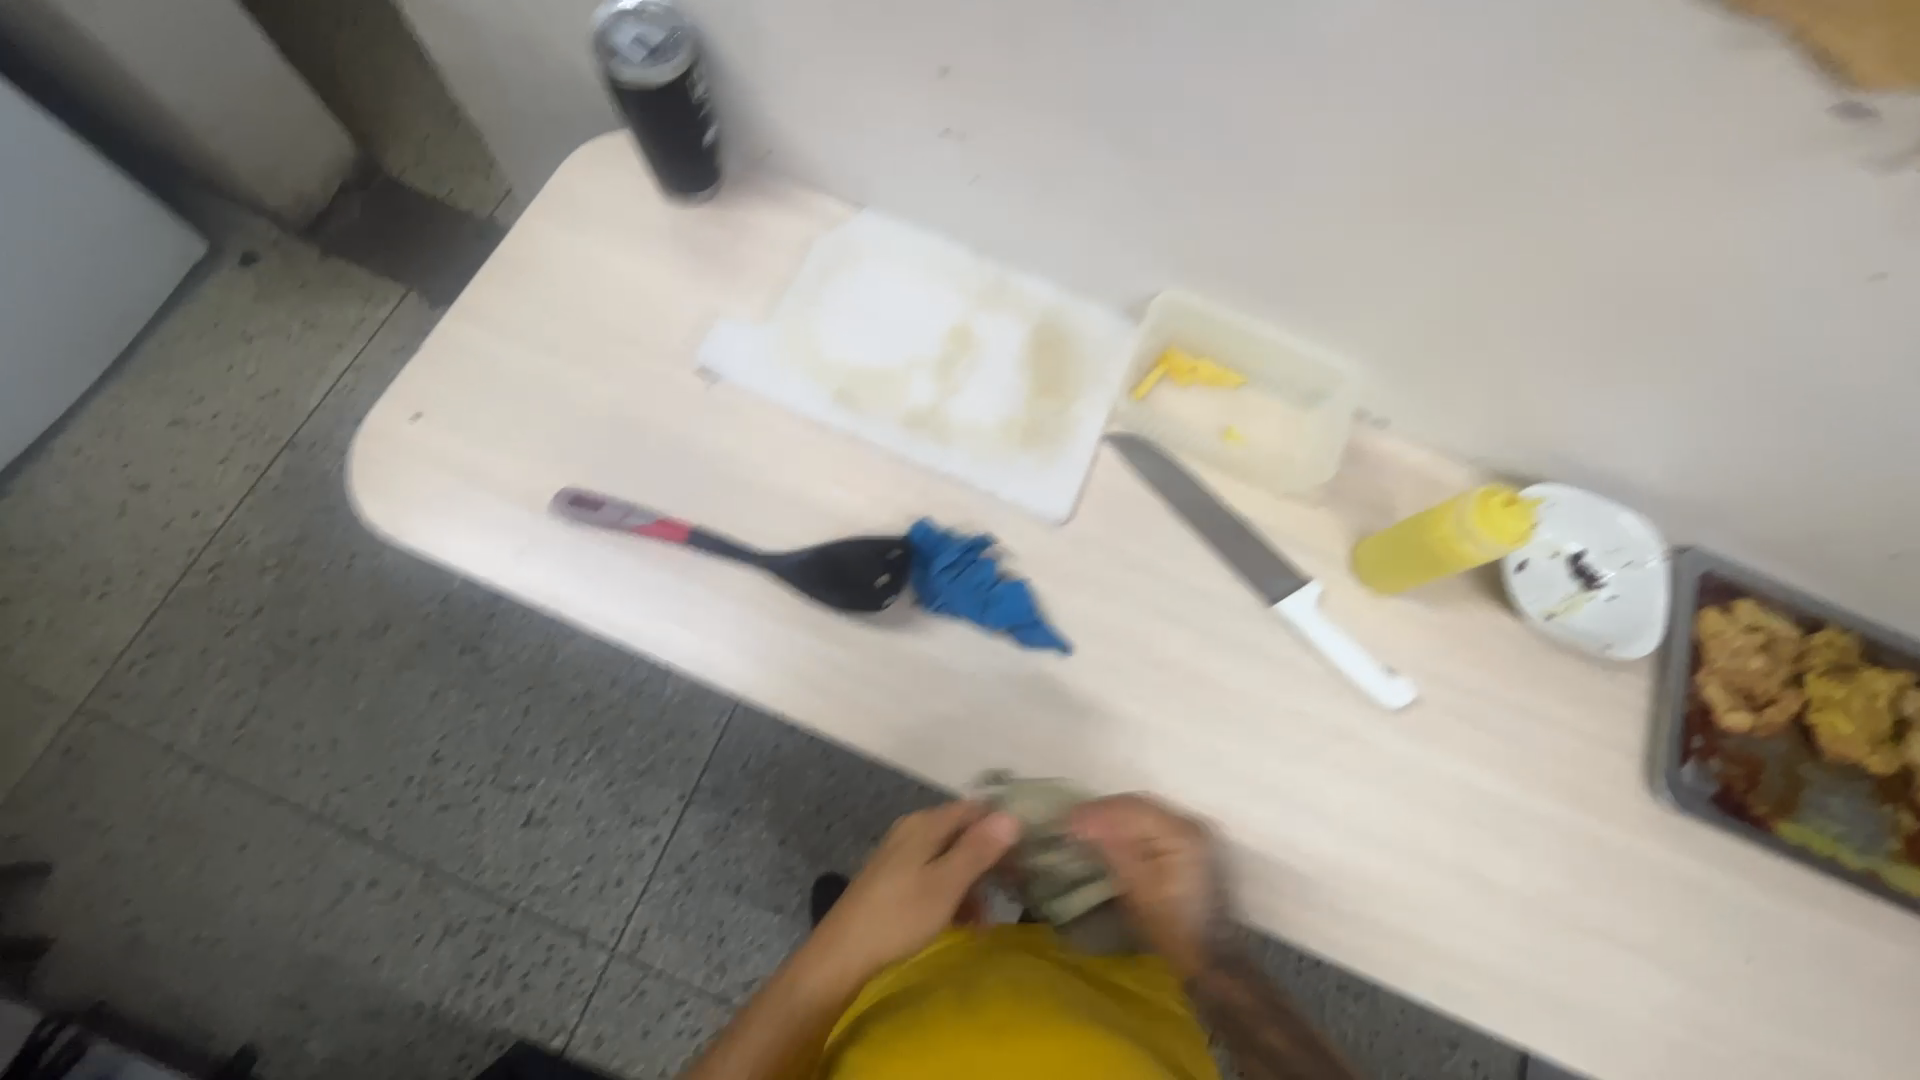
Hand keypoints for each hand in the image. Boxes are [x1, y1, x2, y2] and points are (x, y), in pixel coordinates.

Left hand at [801, 800, 1019, 987]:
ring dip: (972, 883)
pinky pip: (934, 877)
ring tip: (987, 916)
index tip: (1028, 851)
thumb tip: (1011, 815)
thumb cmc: (899, 916)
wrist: (842, 955)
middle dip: (989, 859)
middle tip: (1014, 886)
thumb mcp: (946, 885)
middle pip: (962, 833)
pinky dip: (952, 894)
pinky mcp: (894, 880)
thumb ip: (978, 849)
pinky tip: (963, 922)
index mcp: (925, 824)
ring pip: (949, 858)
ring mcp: (901, 855)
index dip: (1002, 825)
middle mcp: (913, 831)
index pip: (975, 809)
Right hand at [1072, 793, 1234, 978]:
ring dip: (1111, 817)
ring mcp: (1189, 832)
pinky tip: (1107, 835)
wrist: (1208, 956)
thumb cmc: (1171, 928)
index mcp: (1179, 832)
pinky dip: (1125, 825)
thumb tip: (1080, 823)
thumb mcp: (1137, 890)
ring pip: (1142, 811)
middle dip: (1101, 811)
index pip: (1130, 808)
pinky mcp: (1185, 844)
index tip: (1067, 821)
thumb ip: (1111, 849)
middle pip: (1136, 804)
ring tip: (1083, 827)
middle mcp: (1188, 823)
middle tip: (1071, 822)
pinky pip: (1149, 822)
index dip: (1095, 811)